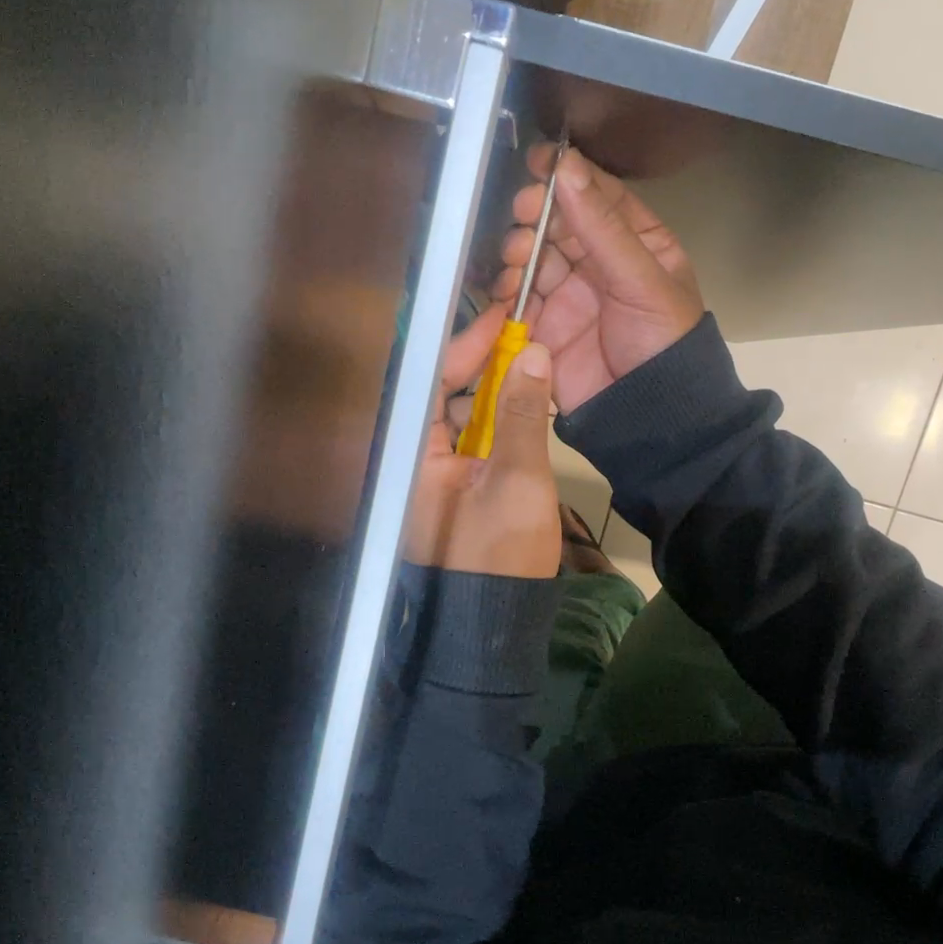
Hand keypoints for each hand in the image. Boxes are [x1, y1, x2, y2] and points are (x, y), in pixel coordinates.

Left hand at [405, 307, 561, 578]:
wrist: (493, 621)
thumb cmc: (501, 554)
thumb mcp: (518, 481)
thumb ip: (521, 416)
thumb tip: (531, 354)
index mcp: (411, 457)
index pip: (429, 382)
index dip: (465, 346)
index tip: (500, 321)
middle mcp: (411, 461)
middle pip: (439, 395)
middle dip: (478, 365)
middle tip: (517, 338)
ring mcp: (429, 478)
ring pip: (454, 416)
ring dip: (486, 391)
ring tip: (522, 363)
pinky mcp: (448, 490)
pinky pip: (464, 441)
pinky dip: (488, 421)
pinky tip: (516, 405)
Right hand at [492, 145, 704, 414]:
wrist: (648, 413)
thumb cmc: (661, 339)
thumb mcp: (641, 278)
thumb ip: (602, 226)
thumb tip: (567, 167)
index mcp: (634, 242)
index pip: (597, 196)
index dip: (568, 177)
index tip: (539, 162)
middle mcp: (598, 262)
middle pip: (556, 224)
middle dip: (536, 216)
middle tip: (525, 217)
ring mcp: (568, 294)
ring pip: (532, 258)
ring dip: (518, 252)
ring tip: (517, 260)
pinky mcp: (543, 327)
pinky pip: (517, 299)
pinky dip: (506, 292)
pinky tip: (506, 291)